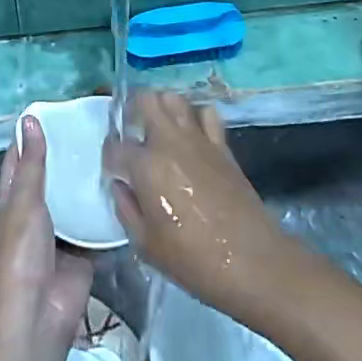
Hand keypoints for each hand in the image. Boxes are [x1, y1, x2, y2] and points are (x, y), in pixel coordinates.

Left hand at [0, 115, 92, 360]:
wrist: (40, 313)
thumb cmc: (22, 252)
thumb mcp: (24, 201)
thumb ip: (32, 163)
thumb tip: (29, 119)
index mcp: (12, 199)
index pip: (20, 159)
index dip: (32, 135)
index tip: (56, 110)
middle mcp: (36, 212)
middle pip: (51, 177)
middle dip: (68, 155)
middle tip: (96, 125)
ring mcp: (60, 232)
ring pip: (76, 199)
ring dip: (89, 180)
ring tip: (116, 148)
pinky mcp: (83, 250)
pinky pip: (97, 224)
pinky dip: (108, 210)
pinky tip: (127, 185)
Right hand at [104, 93, 300, 324]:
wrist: (251, 261)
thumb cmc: (192, 260)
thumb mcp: (145, 245)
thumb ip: (126, 209)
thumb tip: (122, 186)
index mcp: (146, 167)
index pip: (115, 147)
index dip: (109, 157)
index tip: (113, 169)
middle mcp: (170, 142)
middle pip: (145, 101)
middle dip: (132, 110)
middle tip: (131, 131)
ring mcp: (199, 140)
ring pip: (174, 99)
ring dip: (162, 106)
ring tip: (157, 126)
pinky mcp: (222, 145)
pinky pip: (207, 114)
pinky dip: (195, 115)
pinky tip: (191, 132)